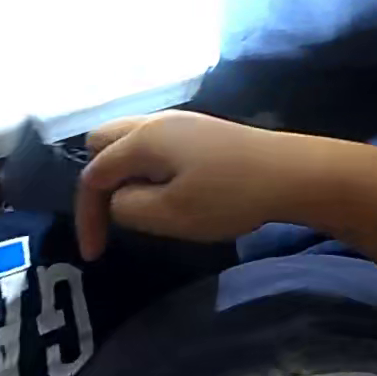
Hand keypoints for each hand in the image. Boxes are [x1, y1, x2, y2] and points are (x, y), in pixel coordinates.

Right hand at [73, 111, 321, 258]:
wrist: (290, 172)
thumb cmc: (228, 195)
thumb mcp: (169, 213)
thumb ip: (128, 207)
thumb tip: (118, 197)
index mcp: (142, 138)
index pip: (94, 174)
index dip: (87, 215)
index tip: (94, 255)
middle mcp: (157, 120)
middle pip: (103, 141)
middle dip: (99, 180)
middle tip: (112, 215)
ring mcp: (182, 121)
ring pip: (131, 139)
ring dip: (124, 171)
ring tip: (139, 205)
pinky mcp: (203, 129)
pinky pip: (156, 142)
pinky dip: (147, 165)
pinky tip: (168, 188)